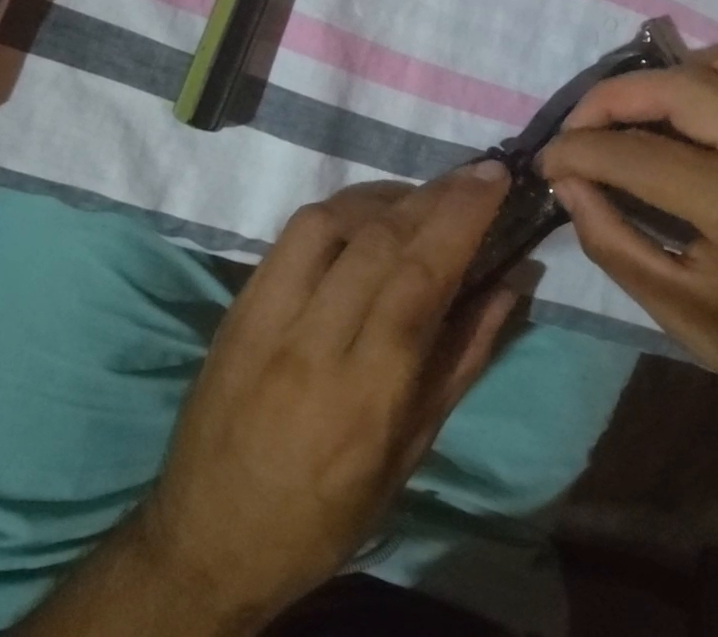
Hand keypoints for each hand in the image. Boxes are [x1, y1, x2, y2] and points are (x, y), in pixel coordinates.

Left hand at [132, 165, 517, 627]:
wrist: (207, 541)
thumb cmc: (327, 515)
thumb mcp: (410, 453)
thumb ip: (462, 359)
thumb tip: (509, 286)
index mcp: (364, 395)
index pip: (418, 279)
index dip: (460, 218)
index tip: (494, 178)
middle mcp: (309, 345)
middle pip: (377, 241)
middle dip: (435, 195)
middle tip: (475, 175)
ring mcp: (262, 321)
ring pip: (326, 224)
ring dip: (384, 196)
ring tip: (423, 198)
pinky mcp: (235, 310)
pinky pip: (288, 239)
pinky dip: (339, 213)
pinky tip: (366, 218)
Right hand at [539, 33, 717, 448]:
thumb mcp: (675, 308)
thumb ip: (613, 239)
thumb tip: (569, 183)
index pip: (642, 155)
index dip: (580, 151)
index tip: (547, 162)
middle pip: (686, 85)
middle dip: (615, 97)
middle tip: (580, 128)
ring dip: (674, 74)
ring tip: (640, 111)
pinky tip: (692, 112)